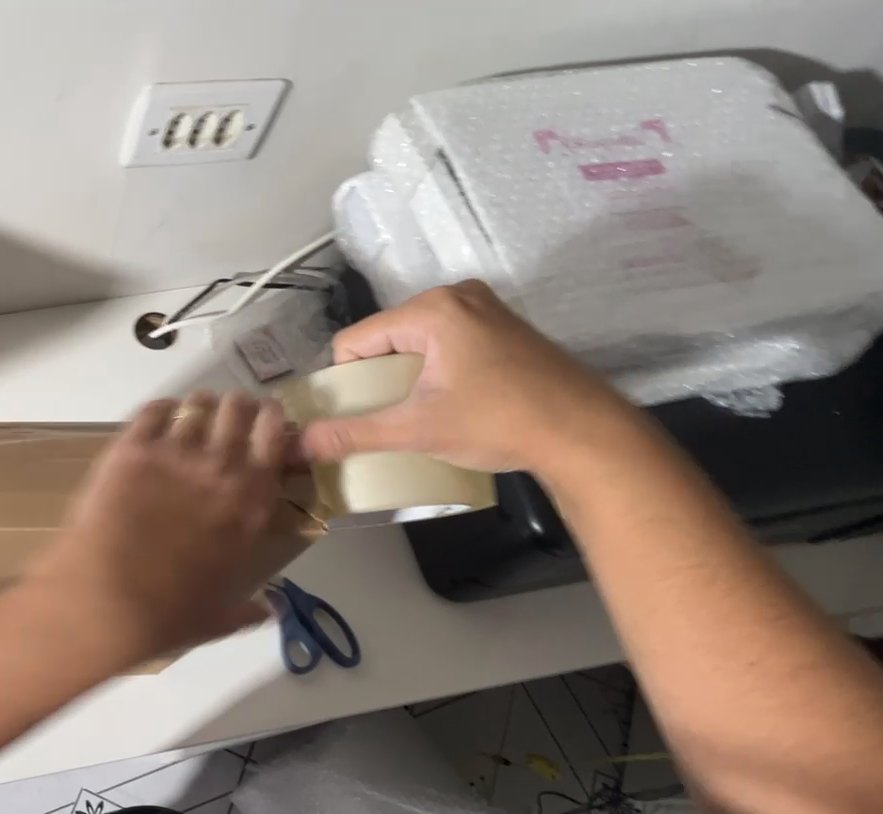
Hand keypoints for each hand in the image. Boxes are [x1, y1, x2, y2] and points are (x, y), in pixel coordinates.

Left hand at [25, 391, 291, 662]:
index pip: (275, 441)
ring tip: (191, 416)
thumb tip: (272, 610)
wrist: (103, 601)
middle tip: (228, 416)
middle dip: (236, 409)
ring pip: (197, 405)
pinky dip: (159, 409)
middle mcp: (220, 470)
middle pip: (239, 411)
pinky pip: (153, 410)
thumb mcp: (217, 617)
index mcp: (250, 506)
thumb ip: (248, 609)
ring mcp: (174, 454)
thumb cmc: (165, 615)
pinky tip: (157, 418)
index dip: (272, 423)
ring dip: (199, 408)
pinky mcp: (130, 449)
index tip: (265, 421)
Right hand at [299, 281, 641, 475]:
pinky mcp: (498, 327)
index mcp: (431, 310)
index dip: (346, 383)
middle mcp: (454, 296)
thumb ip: (352, 434)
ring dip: (402, 380)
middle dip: (375, 381)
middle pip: (381, 340)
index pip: (353, 342)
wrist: (584, 433)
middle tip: (388, 419)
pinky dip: (429, 373)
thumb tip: (298, 447)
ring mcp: (481, 309)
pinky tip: (444, 403)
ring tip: (416, 415)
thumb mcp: (415, 430)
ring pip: (410, 345)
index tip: (358, 417)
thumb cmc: (498, 422)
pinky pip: (439, 346)